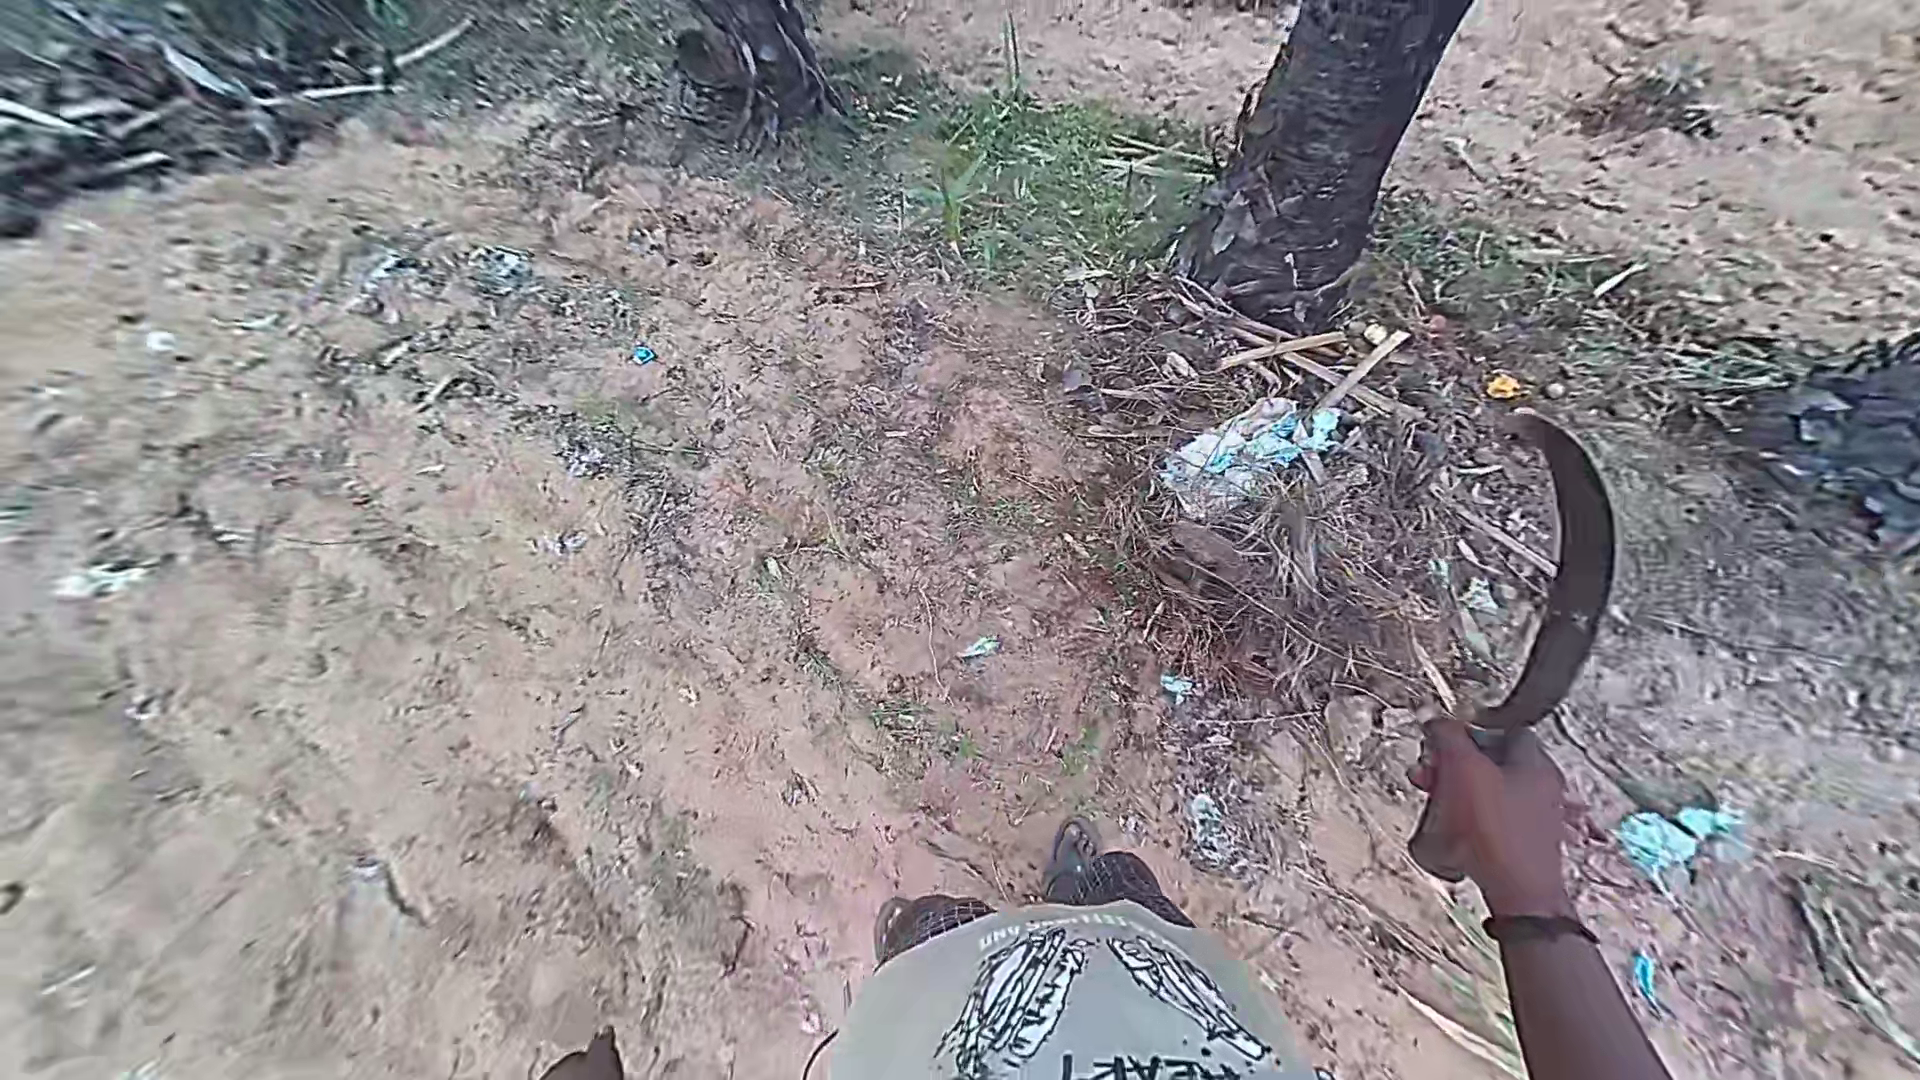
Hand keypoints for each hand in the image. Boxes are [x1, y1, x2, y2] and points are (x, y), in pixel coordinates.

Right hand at [1410, 718, 1573, 917]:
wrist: (1514, 891)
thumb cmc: (1493, 828)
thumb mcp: (1462, 767)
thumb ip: (1447, 736)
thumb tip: (1434, 718)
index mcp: (1535, 766)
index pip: (1503, 729)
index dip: (1469, 728)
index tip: (1442, 736)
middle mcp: (1538, 789)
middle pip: (1486, 759)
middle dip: (1450, 760)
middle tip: (1428, 768)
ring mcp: (1528, 816)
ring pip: (1481, 786)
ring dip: (1450, 785)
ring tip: (1428, 796)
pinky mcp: (1514, 838)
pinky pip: (1482, 812)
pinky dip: (1460, 810)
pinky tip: (1442, 820)